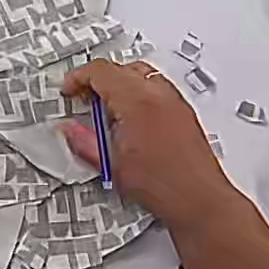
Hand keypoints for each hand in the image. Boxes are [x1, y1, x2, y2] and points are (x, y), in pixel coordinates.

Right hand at [59, 59, 239, 230]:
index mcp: (137, 101)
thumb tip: (69, 130)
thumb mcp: (111, 164)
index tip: (69, 90)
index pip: (101, 71)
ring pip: (140, 74)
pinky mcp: (183, 111)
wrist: (198, 200)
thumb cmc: (165, 185)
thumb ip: (84, 142)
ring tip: (105, 110)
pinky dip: (137, 93)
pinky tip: (128, 120)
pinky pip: (155, 87)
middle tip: (83, 98)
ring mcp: (175, 101)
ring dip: (118, 85)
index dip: (78, 78)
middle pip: (121, 68)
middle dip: (97, 80)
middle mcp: (159, 94)